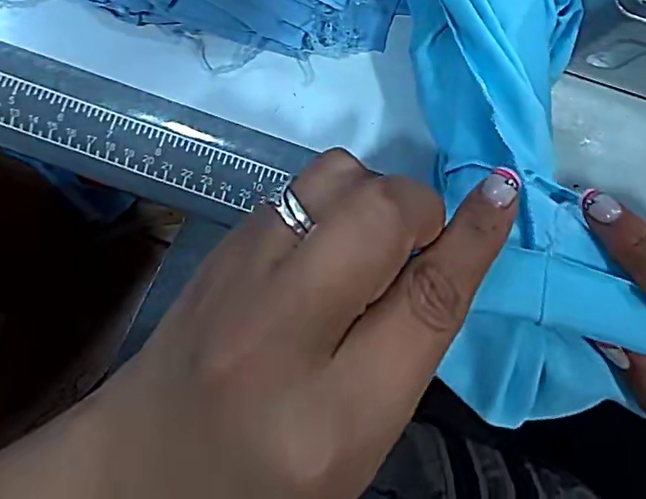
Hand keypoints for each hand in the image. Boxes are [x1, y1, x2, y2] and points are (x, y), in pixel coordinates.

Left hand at [93, 150, 517, 497]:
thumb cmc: (268, 470)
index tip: (504, 191)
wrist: (141, 464)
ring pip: (338, 175)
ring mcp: (240, 268)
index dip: (473, 238)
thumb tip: (456, 241)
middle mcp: (277, 327)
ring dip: (374, 195)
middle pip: (379, 214)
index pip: (423, 301)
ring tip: (365, 242)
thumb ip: (411, 335)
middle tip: (412, 247)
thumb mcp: (359, 429)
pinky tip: (322, 243)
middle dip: (417, 211)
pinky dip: (336, 198)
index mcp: (329, 412)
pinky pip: (304, 184)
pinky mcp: (226, 236)